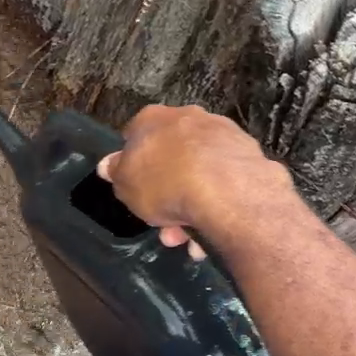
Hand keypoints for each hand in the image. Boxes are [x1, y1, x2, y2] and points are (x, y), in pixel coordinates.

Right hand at [96, 104, 298, 258]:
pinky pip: (221, 183)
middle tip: (160, 223)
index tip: (133, 186)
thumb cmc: (163, 183)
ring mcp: (222, 133)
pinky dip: (213, 205)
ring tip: (186, 239)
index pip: (135, 134)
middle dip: (164, 192)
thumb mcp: (125, 184)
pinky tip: (208, 233)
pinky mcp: (247, 154)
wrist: (224, 190)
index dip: (132, 162)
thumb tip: (108, 164)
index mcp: (153, 119)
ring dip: (188, 207)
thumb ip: (116, 173)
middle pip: (170, 157)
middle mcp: (189, 116)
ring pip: (197, 173)